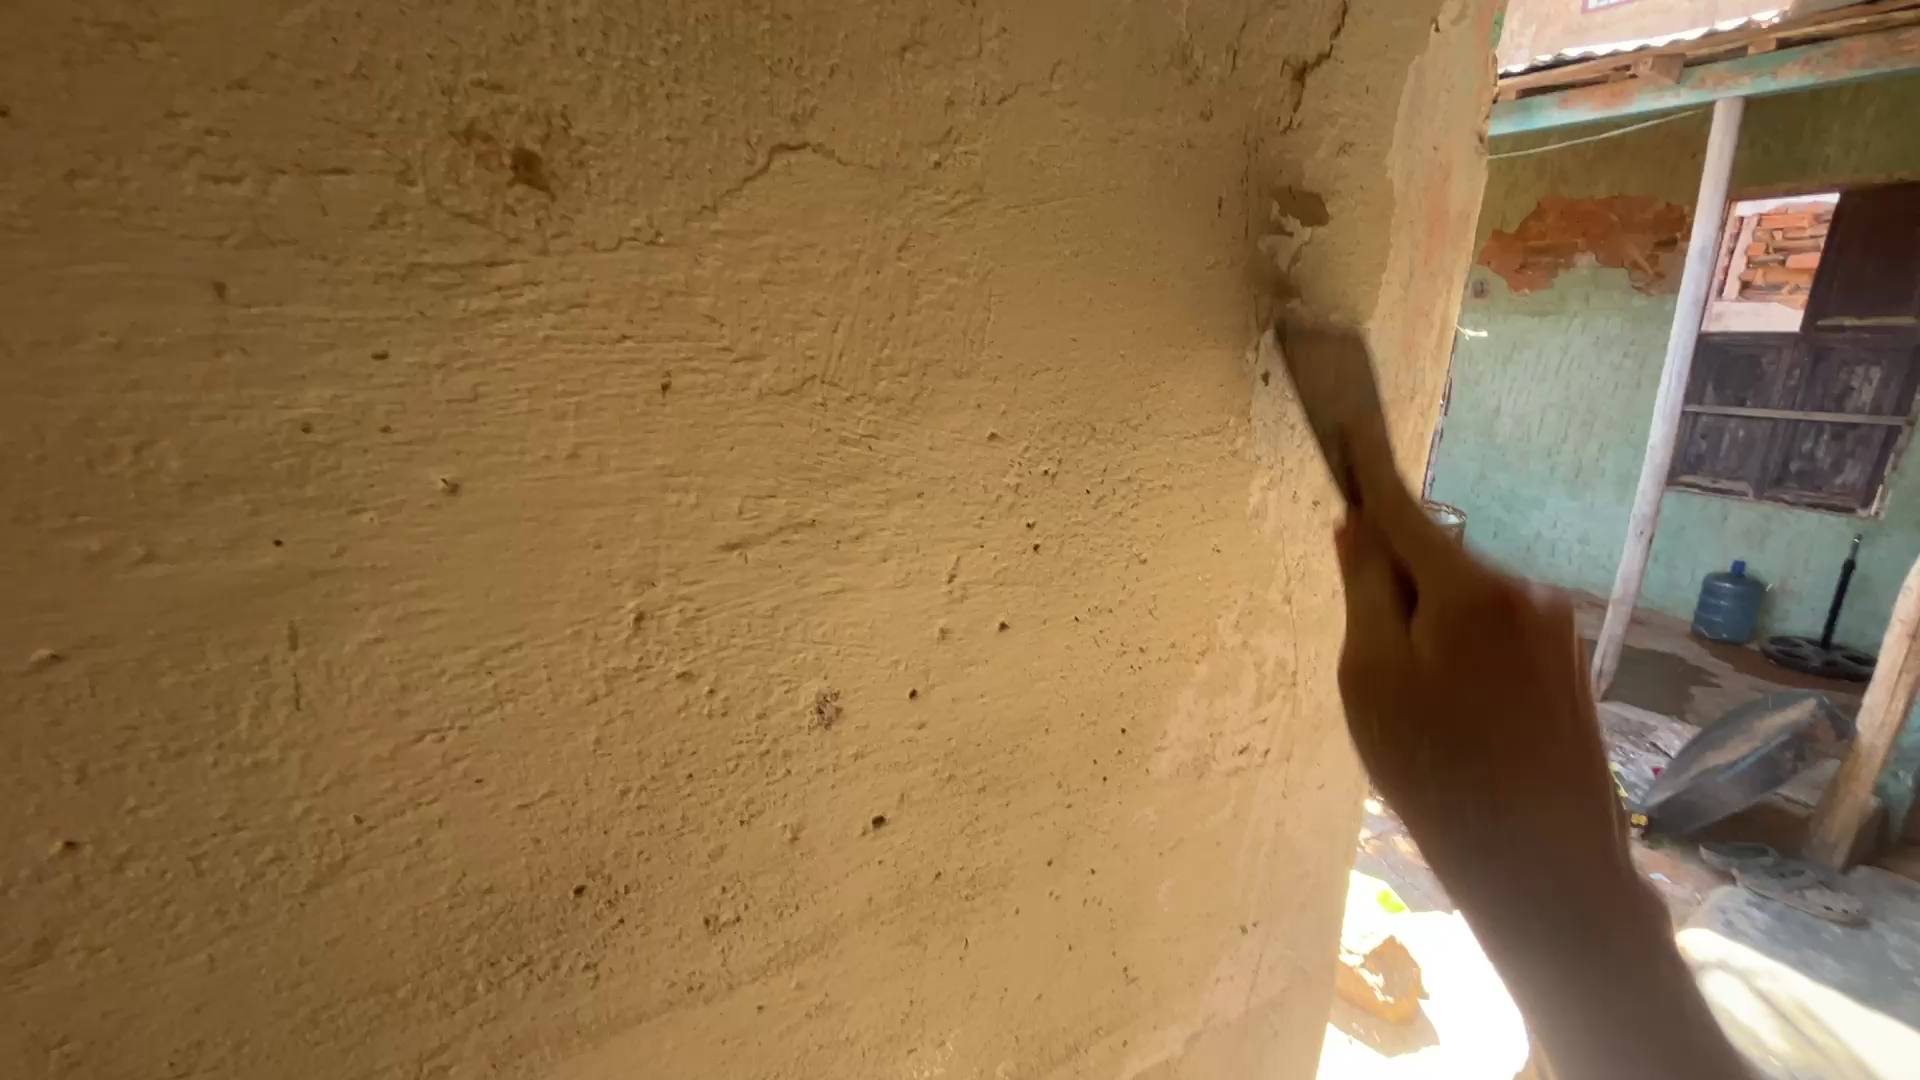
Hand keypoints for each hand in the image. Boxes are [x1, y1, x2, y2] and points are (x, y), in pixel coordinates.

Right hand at [1332, 418, 1628, 900]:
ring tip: (1411, 704)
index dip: (1368, 470)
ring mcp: (1551, 629)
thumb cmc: (1431, 763)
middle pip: (1432, 557)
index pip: (1403, 508)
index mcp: (1467, 588)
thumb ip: (1365, 588)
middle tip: (1369, 657)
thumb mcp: (1370, 672)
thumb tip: (1358, 526)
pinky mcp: (1564, 664)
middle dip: (1392, 581)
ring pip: (1460, 598)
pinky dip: (1455, 647)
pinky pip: (1489, 630)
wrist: (1541, 862)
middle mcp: (1520, 591)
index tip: (1349, 426)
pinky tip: (1451, 714)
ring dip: (1423, 623)